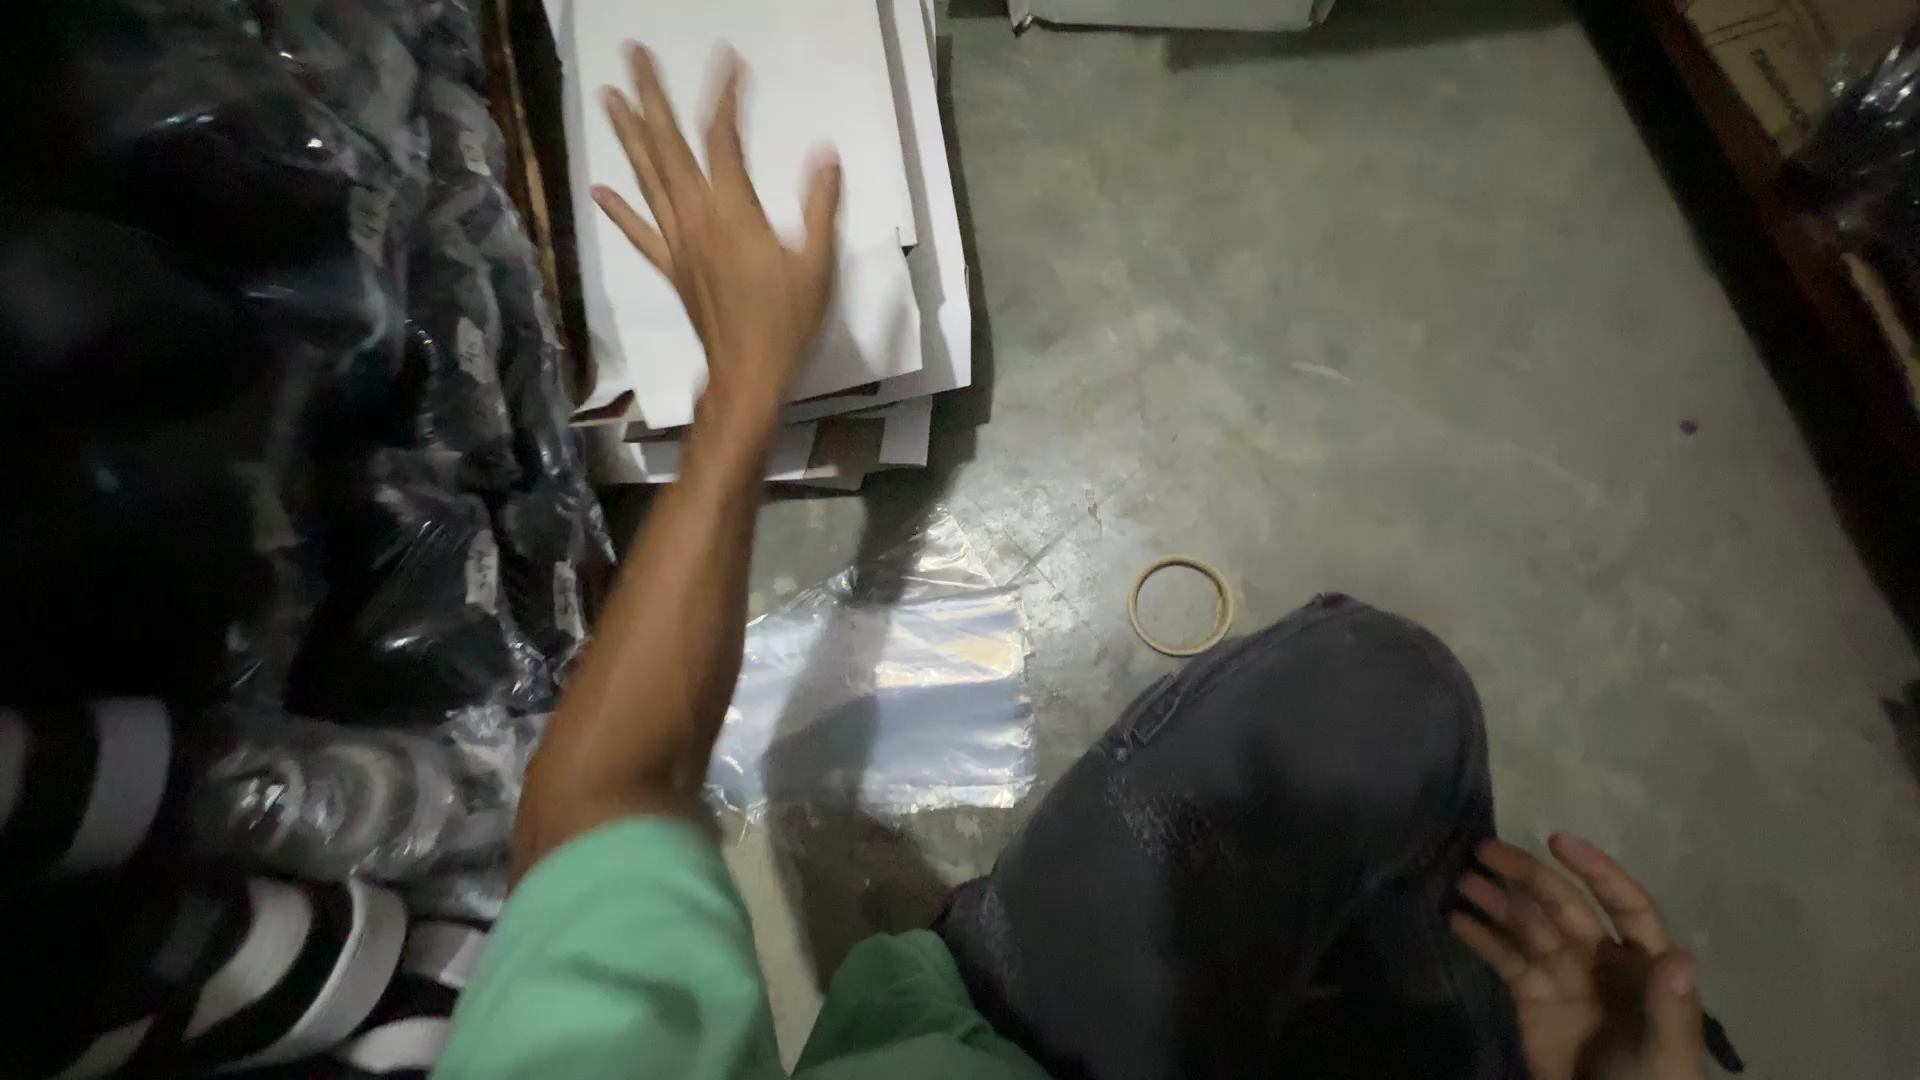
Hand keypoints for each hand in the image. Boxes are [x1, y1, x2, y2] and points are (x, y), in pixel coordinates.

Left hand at [592, 42, 841, 414]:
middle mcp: (697, 218)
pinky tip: (600, 191)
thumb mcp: (817, 265)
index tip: (729, 59)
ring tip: (609, 97)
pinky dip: (620, 212)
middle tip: (634, 54)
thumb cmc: (787, 321)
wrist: (748, 372)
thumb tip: (825, 154)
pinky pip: (641, 235)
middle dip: (652, 98)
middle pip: (669, 147)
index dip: (725, 96)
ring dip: (628, 137)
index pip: (722, 139)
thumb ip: (820, 208)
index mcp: (733, 212)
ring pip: (648, 181)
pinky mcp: (673, 269)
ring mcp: (678, 244)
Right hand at [1451, 835, 1703, 1079]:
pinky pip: (1502, 955)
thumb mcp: (1667, 1059)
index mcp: (1643, 968)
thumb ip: (1671, 1010)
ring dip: (1495, 898)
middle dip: (1525, 873)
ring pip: (1526, 923)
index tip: (1557, 840)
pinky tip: (1455, 920)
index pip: (1626, 907)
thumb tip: (1679, 955)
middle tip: (1483, 849)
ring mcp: (1562, 974)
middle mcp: (1601, 959)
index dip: (1597, 871)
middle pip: (1562, 904)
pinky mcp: (1529, 992)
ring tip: (1462, 881)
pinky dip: (1478, 936)